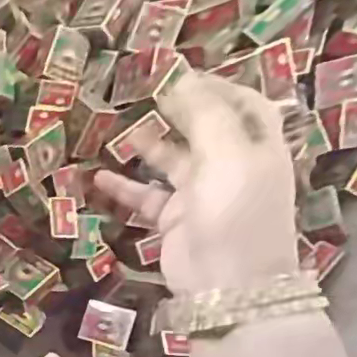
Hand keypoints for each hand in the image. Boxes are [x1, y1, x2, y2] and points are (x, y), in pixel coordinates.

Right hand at [91, 73, 298, 294]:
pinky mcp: (173, 220)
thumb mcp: (227, 156)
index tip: (180, 73)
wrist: (226, 282)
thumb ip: (205, 116)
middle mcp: (231, 165)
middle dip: (178, 111)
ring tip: (118, 130)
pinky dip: (123, 187)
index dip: (215, 86)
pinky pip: (145, 196)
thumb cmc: (235, 213)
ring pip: (170, 161)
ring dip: (147, 146)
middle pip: (204, 129)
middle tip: (143, 94)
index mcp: (257, 146)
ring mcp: (201, 194)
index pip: (241, 104)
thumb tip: (183, 80)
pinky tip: (99, 177)